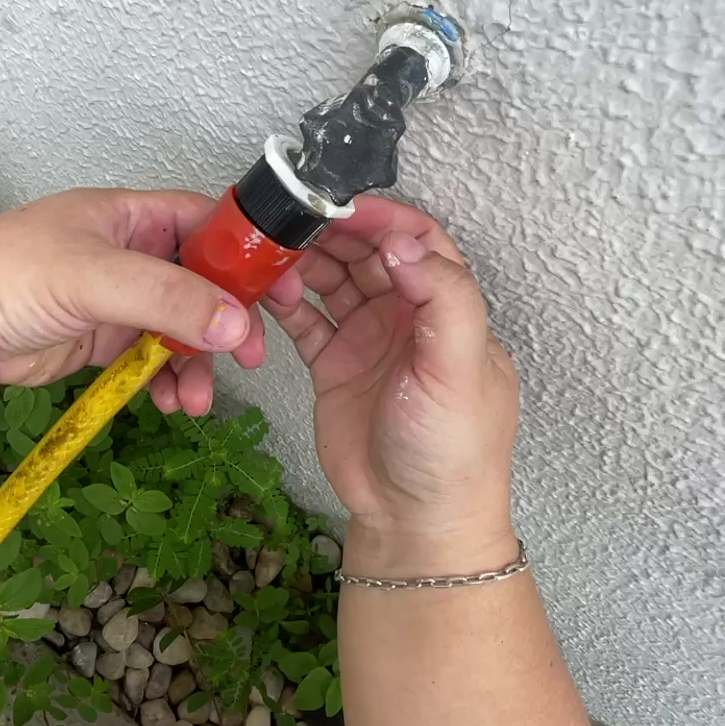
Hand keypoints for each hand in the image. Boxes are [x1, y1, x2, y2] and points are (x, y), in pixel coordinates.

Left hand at [0, 188, 269, 413]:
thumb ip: (167, 296)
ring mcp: (120, 299)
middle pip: (202, 282)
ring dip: (197, 364)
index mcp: (131, 217)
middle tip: (249, 355)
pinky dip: (167, 380)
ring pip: (181, 328)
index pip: (206, 224)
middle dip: (227, 321)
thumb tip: (235, 323)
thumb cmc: (13, 277)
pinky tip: (168, 402)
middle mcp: (131, 254)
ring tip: (194, 400)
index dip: (246, 252)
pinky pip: (154, 357)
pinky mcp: (107, 339)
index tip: (281, 288)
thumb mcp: (95, 276)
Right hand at [261, 197, 519, 571]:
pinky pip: (306, 321)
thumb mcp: (458, 370)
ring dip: (305, 265)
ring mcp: (366, 338)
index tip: (339, 208)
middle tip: (291, 227)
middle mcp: (405, 316)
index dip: (381, 219)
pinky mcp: (332, 364)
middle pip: (367, 255)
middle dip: (332, 236)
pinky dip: (286, 305)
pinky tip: (266, 294)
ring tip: (272, 258)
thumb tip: (402, 243)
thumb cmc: (451, 448)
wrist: (412, 517)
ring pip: (332, 282)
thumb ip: (441, 300)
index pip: (417, 242)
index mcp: (445, 308)